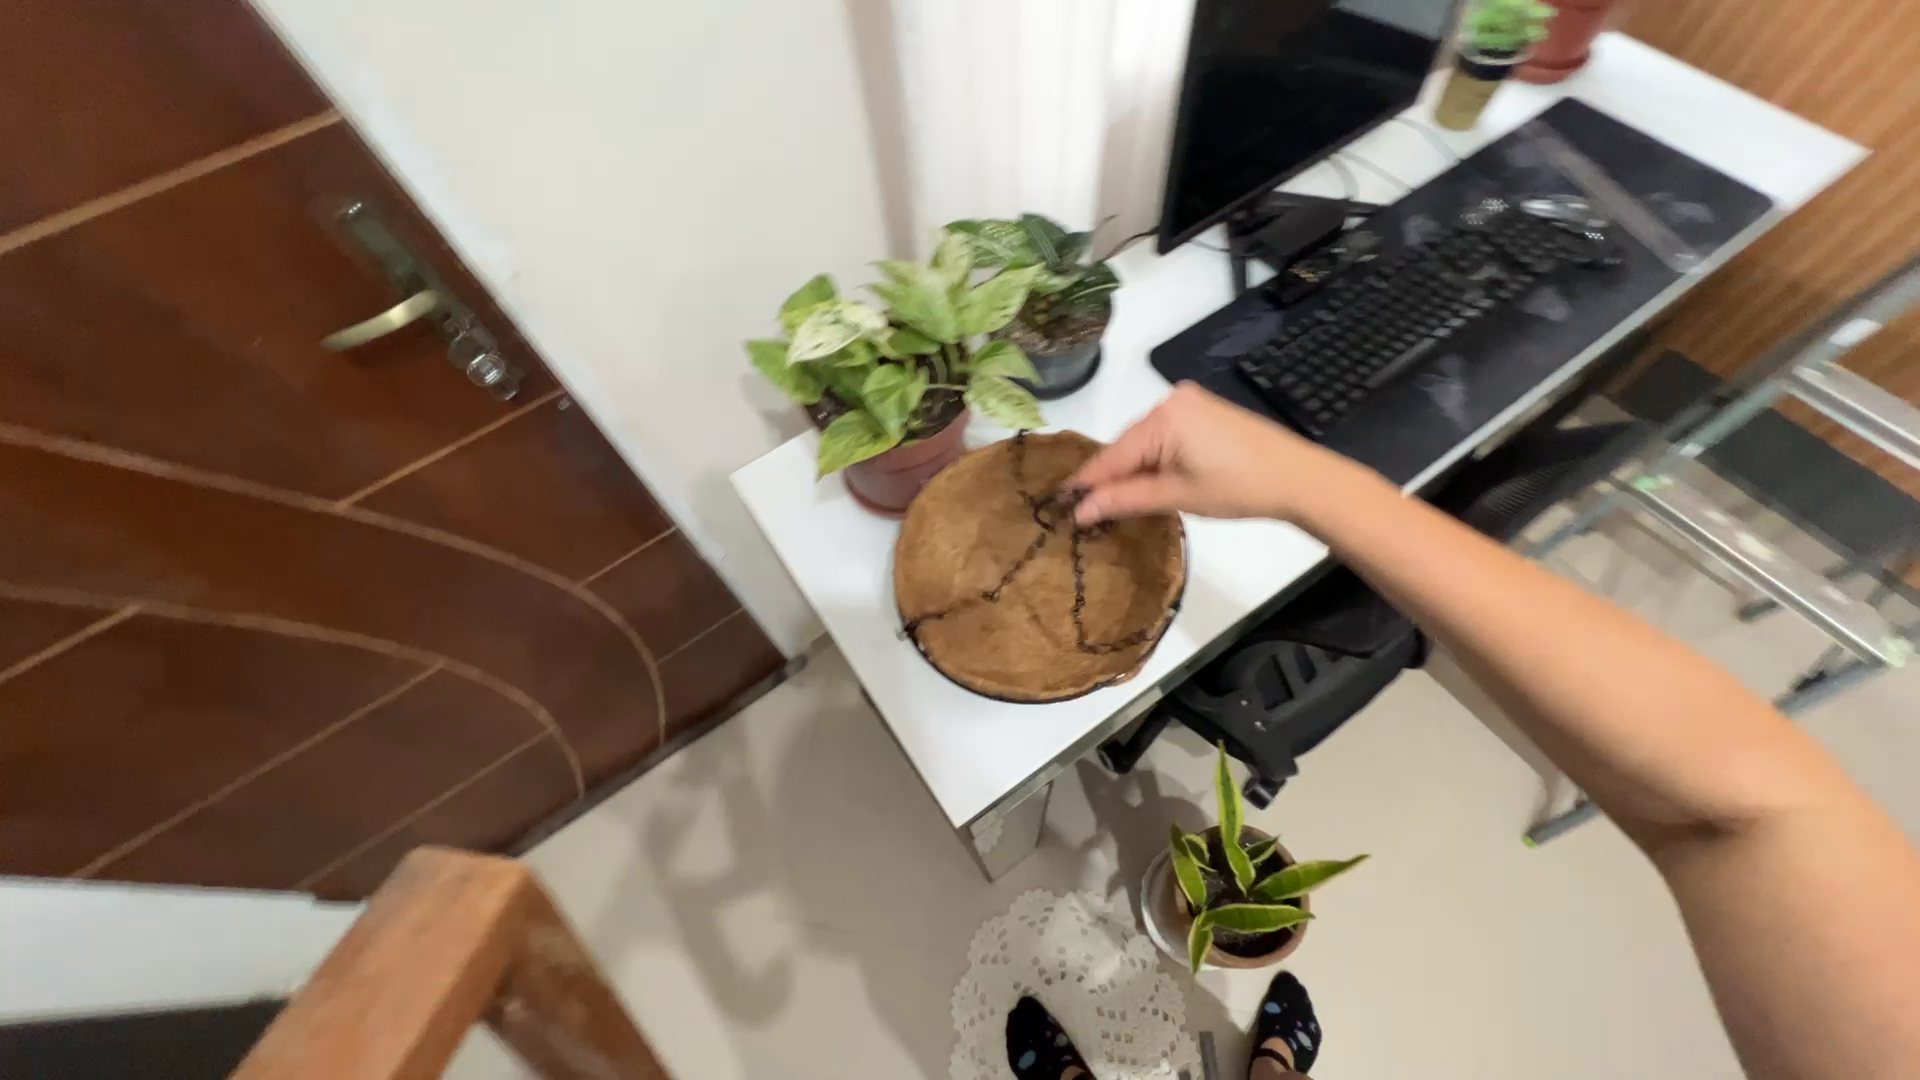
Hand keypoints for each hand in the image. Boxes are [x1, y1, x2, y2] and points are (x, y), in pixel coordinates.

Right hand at [1070, 383, 1362, 524]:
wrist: (1299, 477)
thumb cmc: (1239, 488)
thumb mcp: (1177, 496)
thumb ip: (1124, 499)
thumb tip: (1080, 511)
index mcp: (1162, 417)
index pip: (1112, 455)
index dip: (1086, 483)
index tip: (1060, 504)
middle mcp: (1170, 400)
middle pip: (1126, 446)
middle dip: (1112, 478)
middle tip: (1093, 513)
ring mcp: (1189, 402)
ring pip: (1144, 442)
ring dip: (1134, 470)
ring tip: (1123, 502)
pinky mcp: (1203, 410)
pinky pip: (1164, 436)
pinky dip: (1155, 458)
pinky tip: (1155, 480)